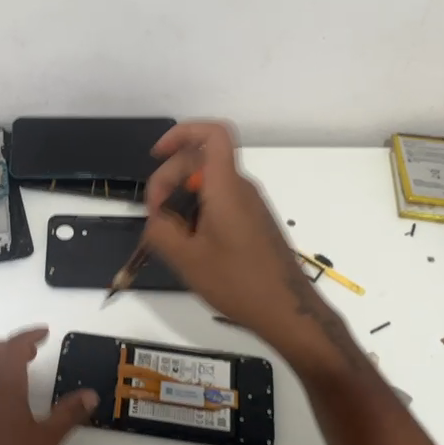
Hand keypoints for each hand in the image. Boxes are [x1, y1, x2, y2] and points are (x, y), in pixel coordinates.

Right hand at [141, 121, 352, 364]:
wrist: (287, 311)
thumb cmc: (239, 283)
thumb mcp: (187, 260)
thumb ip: (160, 231)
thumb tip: (156, 218)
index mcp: (226, 187)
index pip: (212, 134)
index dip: (182, 133)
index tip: (157, 155)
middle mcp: (242, 188)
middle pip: (201, 160)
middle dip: (170, 179)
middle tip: (155, 215)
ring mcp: (251, 205)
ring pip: (210, 183)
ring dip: (183, 199)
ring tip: (171, 236)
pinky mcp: (255, 222)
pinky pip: (221, 201)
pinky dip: (199, 212)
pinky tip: (192, 245)